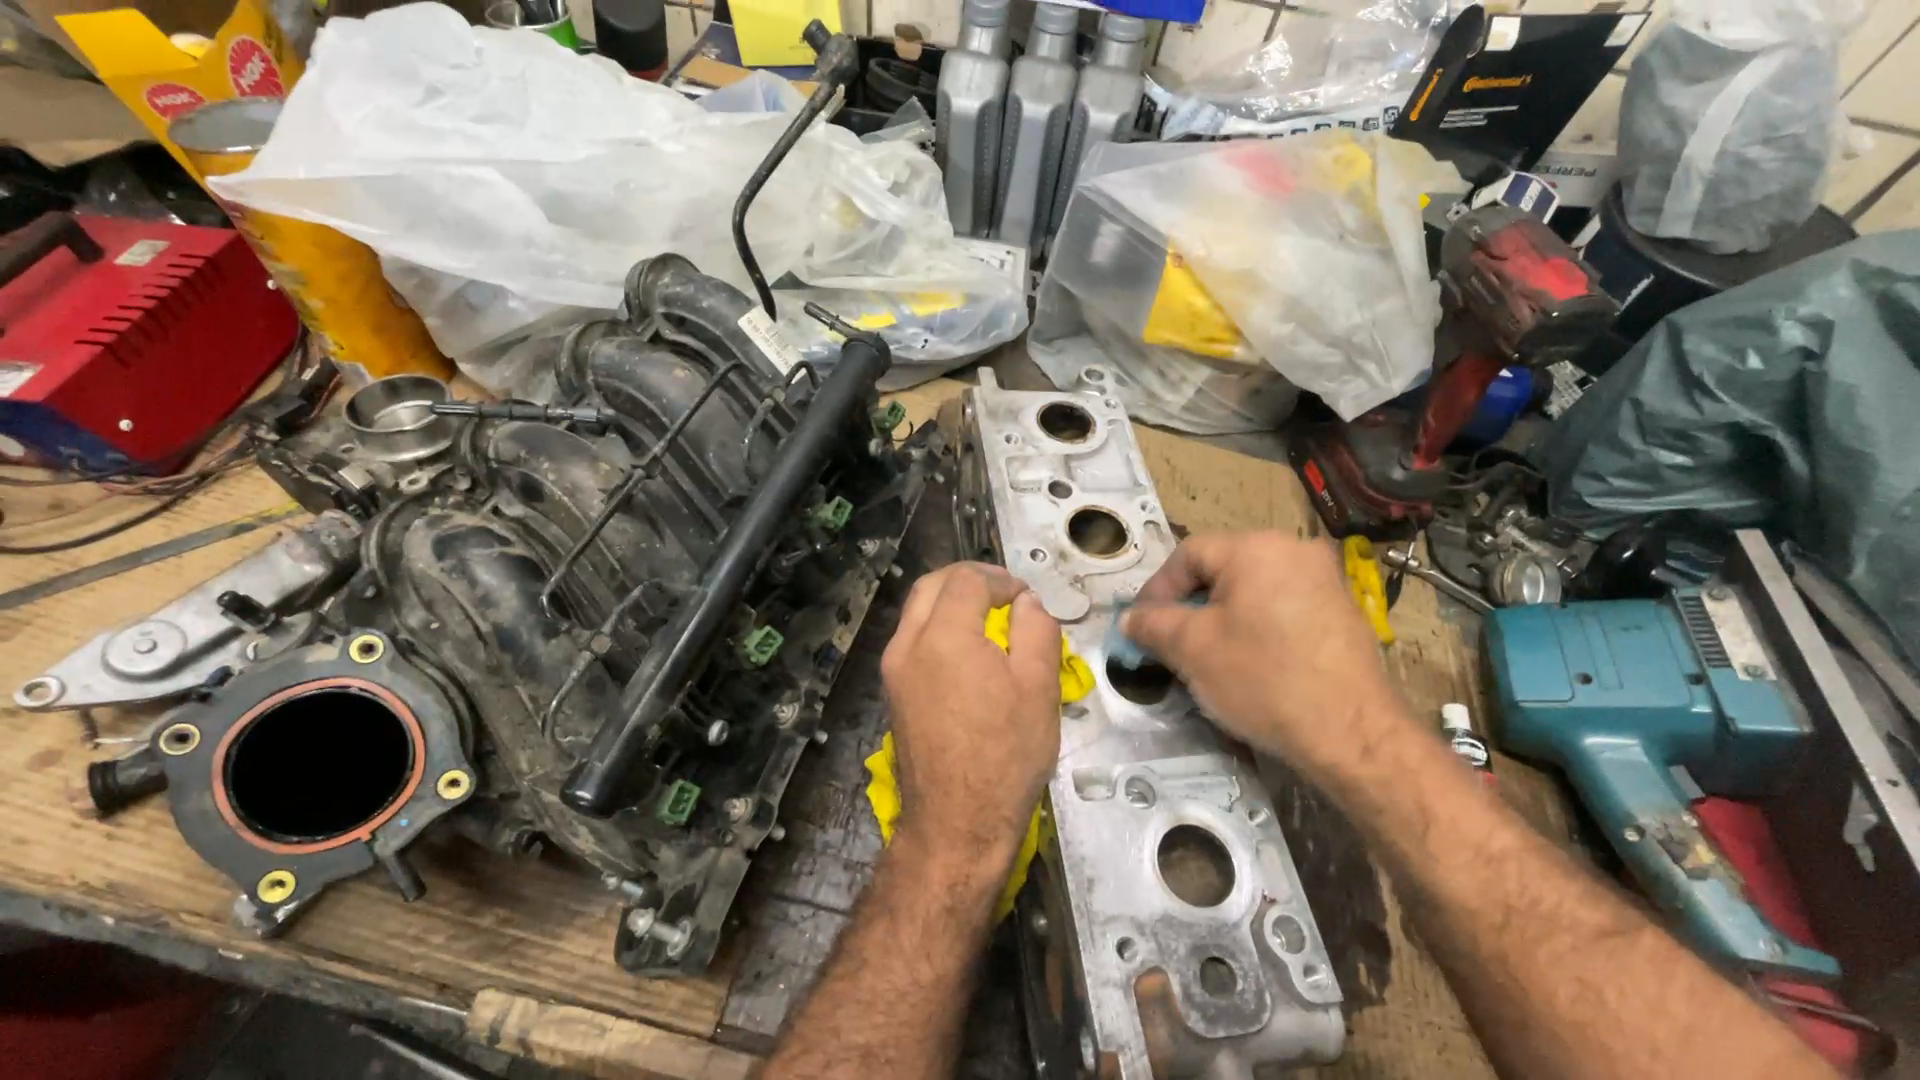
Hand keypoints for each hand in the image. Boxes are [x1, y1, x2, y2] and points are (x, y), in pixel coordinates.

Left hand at [881, 563, 1061, 869]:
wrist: (957, 823)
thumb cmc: (1005, 756)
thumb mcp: (1039, 688)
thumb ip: (1036, 630)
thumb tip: (1025, 602)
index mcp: (943, 636)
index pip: (967, 580)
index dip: (1001, 579)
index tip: (1026, 598)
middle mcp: (907, 644)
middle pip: (932, 585)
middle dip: (969, 580)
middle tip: (1005, 595)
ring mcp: (893, 670)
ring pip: (916, 611)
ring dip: (950, 602)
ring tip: (989, 620)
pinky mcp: (892, 692)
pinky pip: (911, 640)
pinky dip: (937, 628)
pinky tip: (968, 652)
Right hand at [1121, 532, 1423, 784]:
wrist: (1350, 732)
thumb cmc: (1262, 679)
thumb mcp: (1192, 650)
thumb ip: (1153, 625)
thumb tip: (1131, 618)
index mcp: (1257, 548)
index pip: (1189, 554)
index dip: (1158, 588)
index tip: (1142, 625)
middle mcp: (1296, 550)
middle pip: (1223, 569)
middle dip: (1190, 604)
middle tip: (1170, 642)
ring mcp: (1326, 580)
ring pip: (1253, 590)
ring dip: (1222, 617)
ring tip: (1206, 657)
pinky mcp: (1343, 612)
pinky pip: (1283, 608)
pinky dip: (1257, 627)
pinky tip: (1251, 664)